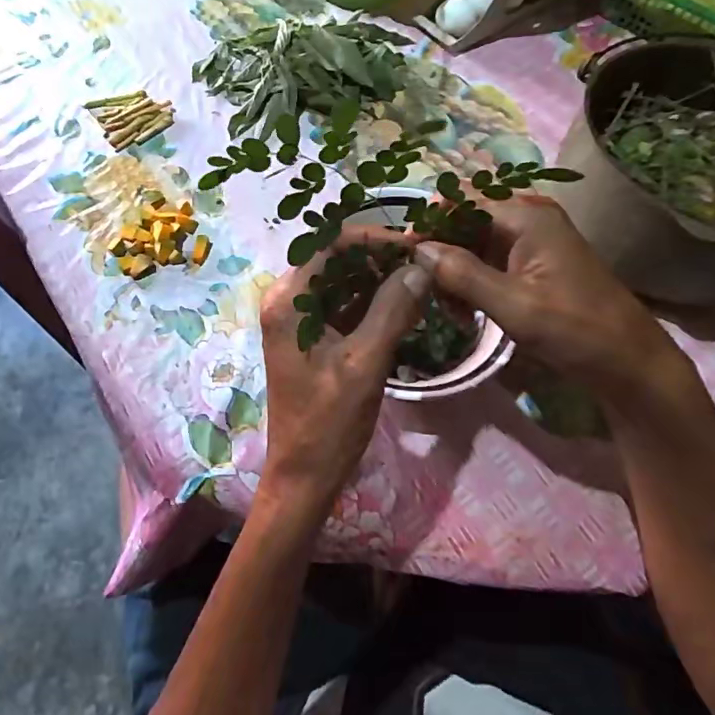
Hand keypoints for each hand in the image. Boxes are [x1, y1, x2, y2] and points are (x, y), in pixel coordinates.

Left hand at [258, 227, 429, 510]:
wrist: (303, 475)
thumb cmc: (329, 422)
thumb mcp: (364, 364)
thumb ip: (391, 310)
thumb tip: (421, 266)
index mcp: (288, 300)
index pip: (330, 245)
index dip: (373, 238)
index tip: (416, 245)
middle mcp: (287, 301)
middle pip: (336, 261)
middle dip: (379, 259)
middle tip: (426, 264)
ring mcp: (297, 320)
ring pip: (342, 283)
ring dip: (379, 280)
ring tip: (423, 281)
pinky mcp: (311, 338)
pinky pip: (342, 307)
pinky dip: (372, 303)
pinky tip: (406, 305)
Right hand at [413, 195, 677, 392]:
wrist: (630, 364)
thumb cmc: (576, 331)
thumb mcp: (513, 305)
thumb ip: (462, 274)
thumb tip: (418, 249)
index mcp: (526, 217)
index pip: (461, 199)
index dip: (431, 220)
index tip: (407, 253)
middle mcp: (527, 220)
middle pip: (464, 220)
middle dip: (441, 251)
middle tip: (427, 290)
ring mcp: (531, 243)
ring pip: (472, 243)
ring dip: (453, 271)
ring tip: (449, 310)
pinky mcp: (532, 266)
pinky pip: (486, 262)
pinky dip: (469, 283)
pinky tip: (465, 313)